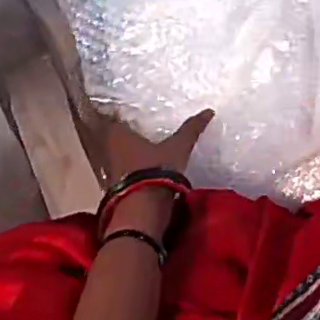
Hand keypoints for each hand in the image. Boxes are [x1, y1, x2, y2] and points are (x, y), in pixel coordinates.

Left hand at [100, 109, 211, 237]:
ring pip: (117, 156)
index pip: (116, 120)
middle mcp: (110, 151)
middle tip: (140, 130)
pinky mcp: (116, 189)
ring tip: (144, 149)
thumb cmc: (157, 168)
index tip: (131, 113)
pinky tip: (143, 169)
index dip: (122, 115)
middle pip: (114, 138)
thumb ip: (191, 129)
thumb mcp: (178, 147)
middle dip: (125, 135)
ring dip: (128, 154)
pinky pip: (123, 172)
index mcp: (120, 136)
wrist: (143, 209)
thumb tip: (208, 111)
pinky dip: (131, 170)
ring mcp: (110, 172)